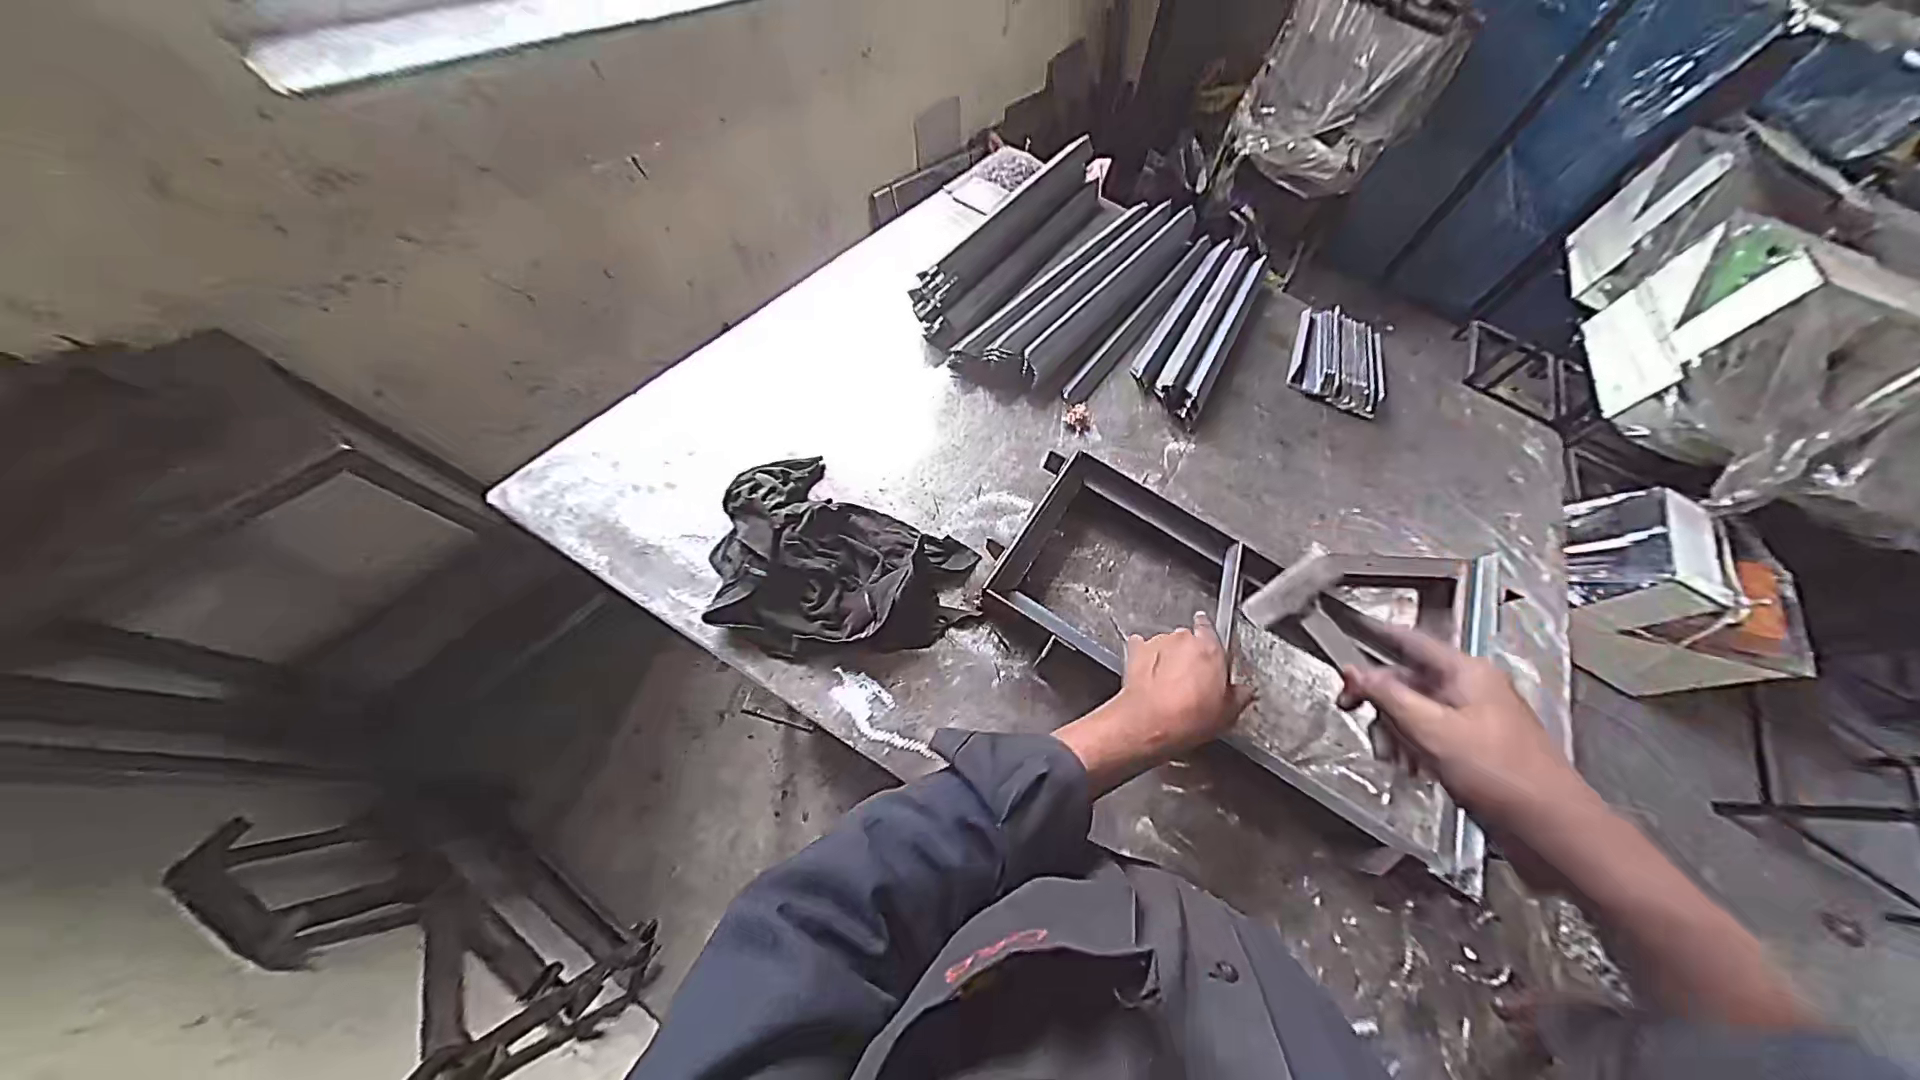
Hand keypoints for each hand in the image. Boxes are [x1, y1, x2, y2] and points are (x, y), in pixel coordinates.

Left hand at [1054, 612, 1255, 794]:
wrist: (1148, 721)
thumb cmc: (1187, 716)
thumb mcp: (1227, 713)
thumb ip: (1239, 695)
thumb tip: (1245, 692)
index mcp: (1210, 648)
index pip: (1211, 630)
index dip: (1209, 639)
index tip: (1209, 648)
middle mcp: (1183, 639)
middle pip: (1188, 640)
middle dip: (1189, 656)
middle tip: (1191, 680)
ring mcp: (1158, 642)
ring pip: (1166, 645)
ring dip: (1168, 658)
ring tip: (1168, 684)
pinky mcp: (1136, 650)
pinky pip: (1142, 648)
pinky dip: (1146, 659)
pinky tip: (1149, 676)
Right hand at [1336, 622, 1590, 827]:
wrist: (1549, 826)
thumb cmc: (1499, 773)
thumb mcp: (1429, 728)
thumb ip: (1386, 695)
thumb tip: (1354, 672)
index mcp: (1466, 673)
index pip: (1410, 640)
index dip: (1375, 637)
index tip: (1346, 640)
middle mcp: (1471, 688)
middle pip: (1406, 679)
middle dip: (1380, 701)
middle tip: (1353, 710)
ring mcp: (1473, 717)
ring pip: (1413, 709)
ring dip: (1394, 730)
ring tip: (1393, 754)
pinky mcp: (1474, 744)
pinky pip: (1429, 733)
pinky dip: (1412, 746)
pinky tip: (1411, 765)